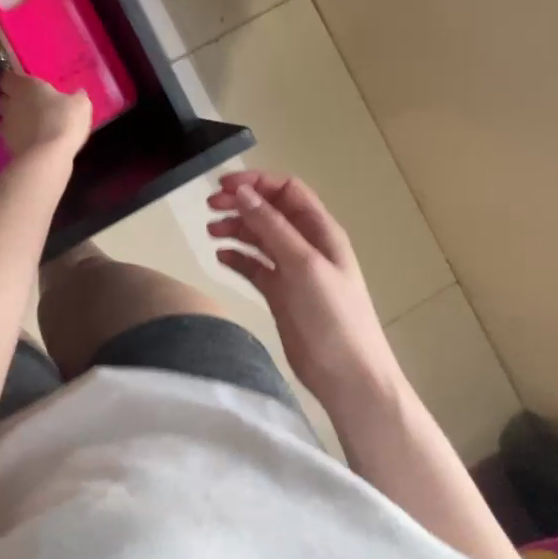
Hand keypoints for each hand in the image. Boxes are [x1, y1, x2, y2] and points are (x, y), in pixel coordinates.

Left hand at [0, 72, 91, 158]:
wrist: (47, 156)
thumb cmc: (63, 120)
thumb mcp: (80, 105)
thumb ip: (76, 97)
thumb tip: (78, 93)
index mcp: (24, 86)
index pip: (7, 77)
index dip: (13, 79)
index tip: (22, 82)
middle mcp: (10, 102)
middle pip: (2, 97)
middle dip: (11, 99)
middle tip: (27, 103)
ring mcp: (5, 124)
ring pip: (4, 117)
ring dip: (13, 119)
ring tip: (29, 124)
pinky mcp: (6, 144)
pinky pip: (10, 136)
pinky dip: (17, 136)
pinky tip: (30, 140)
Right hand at [206, 172, 404, 417]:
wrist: (348, 376)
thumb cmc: (333, 316)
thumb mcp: (303, 265)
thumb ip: (272, 227)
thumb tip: (242, 191)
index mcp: (321, 232)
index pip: (287, 190)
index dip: (256, 182)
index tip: (223, 185)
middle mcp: (305, 245)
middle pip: (268, 210)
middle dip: (239, 203)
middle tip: (209, 207)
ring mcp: (292, 269)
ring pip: (258, 236)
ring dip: (234, 228)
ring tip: (211, 233)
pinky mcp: (279, 293)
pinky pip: (253, 265)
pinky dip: (236, 257)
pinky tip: (221, 258)